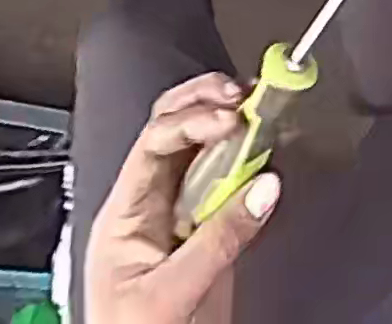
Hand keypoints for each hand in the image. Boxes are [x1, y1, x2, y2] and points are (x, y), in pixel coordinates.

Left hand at [84, 73, 280, 323]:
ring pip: (199, 140)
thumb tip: (265, 185)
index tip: (231, 119)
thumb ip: (219, 241)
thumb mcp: (169, 297)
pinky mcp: (208, 221)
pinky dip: (247, 148)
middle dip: (206, 98)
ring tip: (255, 105)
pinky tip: (263, 141)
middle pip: (171, 122)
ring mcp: (180, 207)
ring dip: (227, 116)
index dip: (193, 120)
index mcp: (125, 212)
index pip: (154, 141)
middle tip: (241, 94)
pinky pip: (227, 169)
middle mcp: (151, 199)